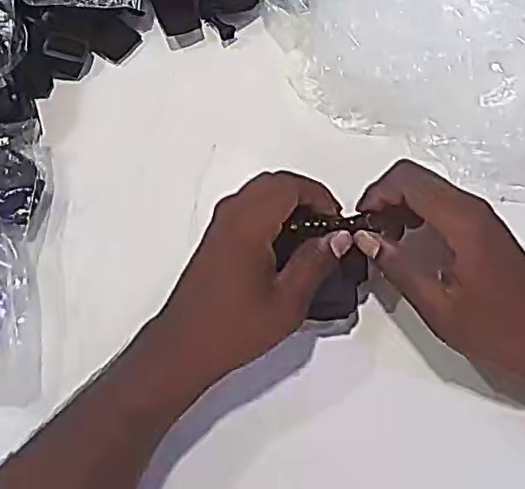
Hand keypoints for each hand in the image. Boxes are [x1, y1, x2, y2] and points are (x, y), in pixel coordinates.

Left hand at [135, 172, 350, 390]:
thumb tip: (334, 240)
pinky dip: (272, 211)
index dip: (319, 195)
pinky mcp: (218, 233)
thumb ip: (315, 263)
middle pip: (273, 182)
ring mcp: (221, 222)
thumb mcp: (287, 301)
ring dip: (288, 202)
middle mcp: (231, 214)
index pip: (288, 185)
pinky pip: (249, 205)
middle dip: (306, 195)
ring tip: (313, 234)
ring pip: (260, 191)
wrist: (188, 342)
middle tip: (328, 223)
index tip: (336, 217)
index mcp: (247, 223)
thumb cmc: (229, 327)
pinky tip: (288, 242)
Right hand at [355, 160, 524, 405]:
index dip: (376, 194)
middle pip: (414, 176)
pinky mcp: (483, 226)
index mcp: (461, 221)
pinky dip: (417, 210)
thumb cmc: (506, 332)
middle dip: (384, 196)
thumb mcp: (440, 308)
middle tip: (370, 228)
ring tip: (386, 238)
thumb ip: (398, 268)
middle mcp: (471, 208)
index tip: (363, 220)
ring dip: (400, 203)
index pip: (406, 180)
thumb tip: (366, 240)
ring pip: (426, 186)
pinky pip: (440, 201)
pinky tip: (409, 241)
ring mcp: (479, 215)